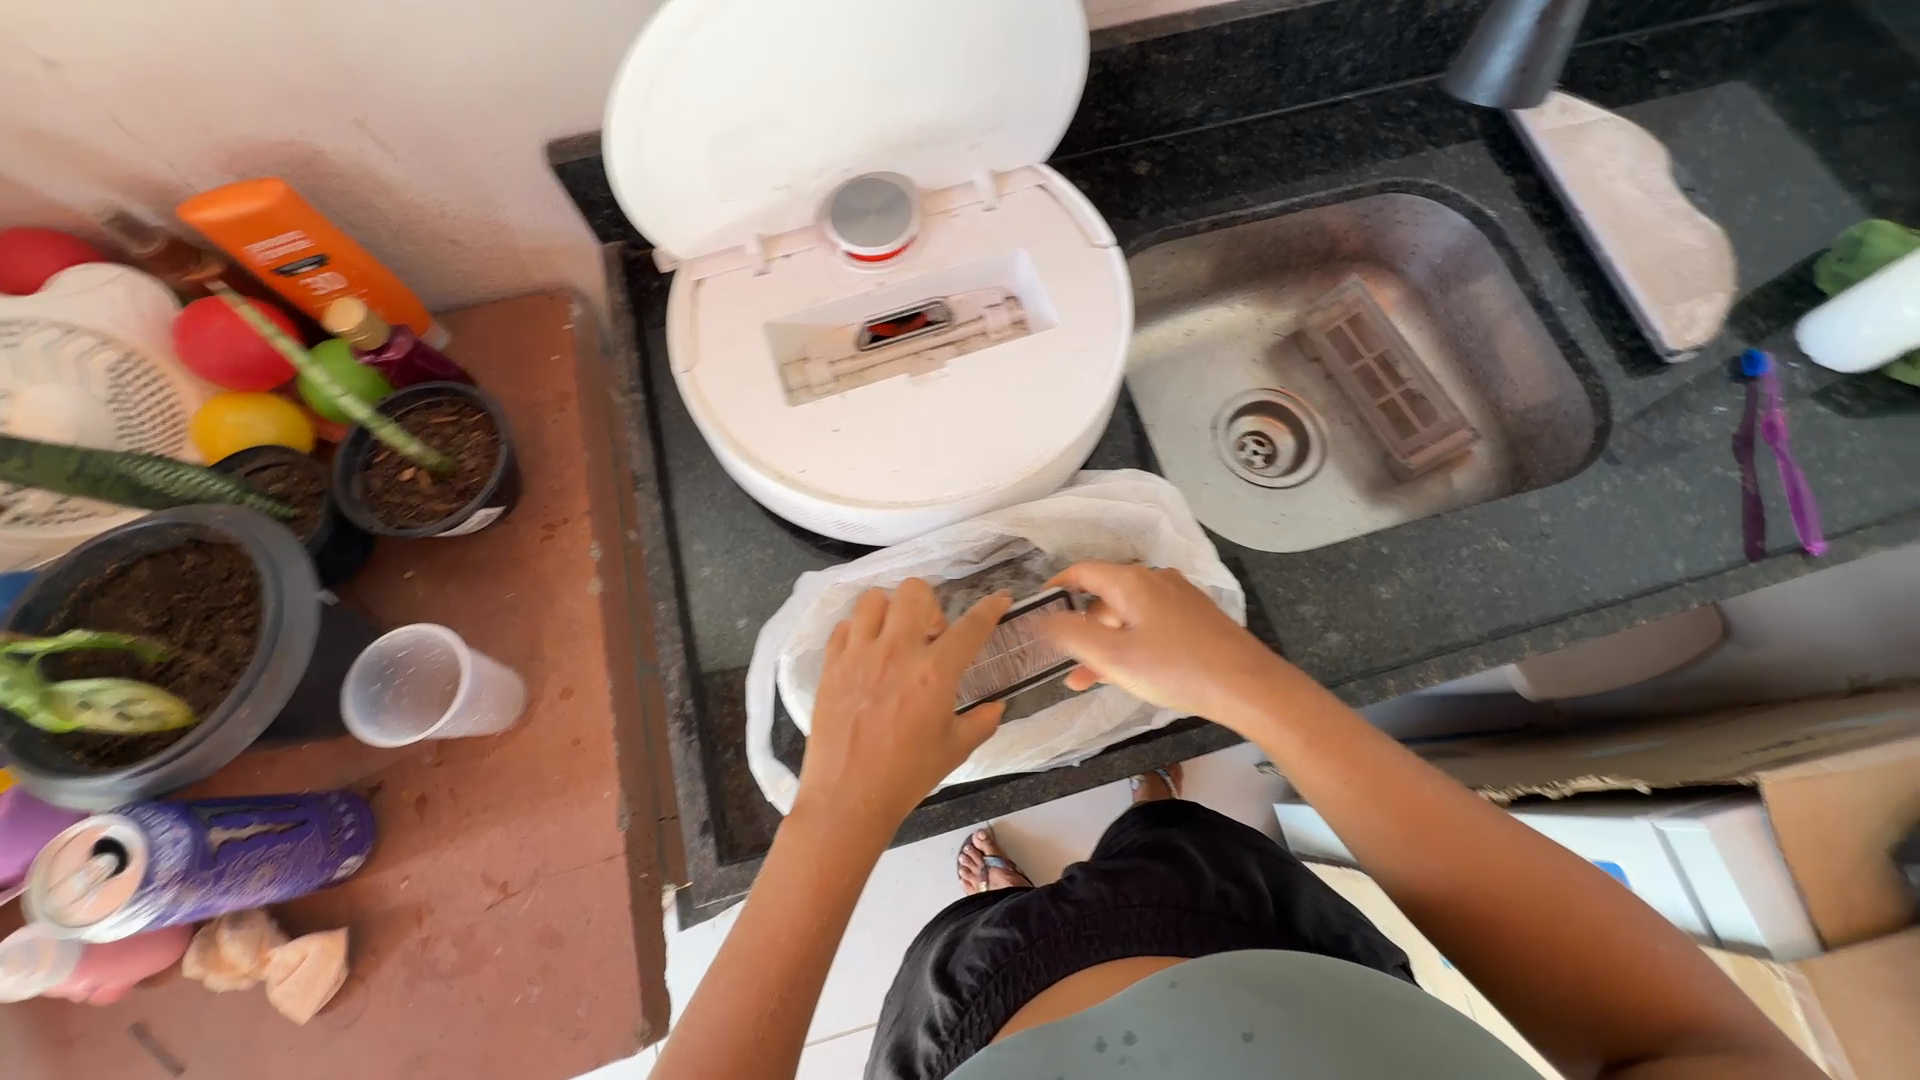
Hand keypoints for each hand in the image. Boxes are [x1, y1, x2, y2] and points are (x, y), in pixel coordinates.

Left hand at [794, 579, 1011, 832]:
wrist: (848, 797)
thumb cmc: (907, 776)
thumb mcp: (955, 750)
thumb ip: (982, 722)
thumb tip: (995, 707)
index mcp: (935, 673)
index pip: (971, 626)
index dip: (991, 608)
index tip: (1000, 599)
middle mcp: (897, 652)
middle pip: (914, 591)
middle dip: (930, 604)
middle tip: (930, 635)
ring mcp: (859, 654)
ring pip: (874, 599)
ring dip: (891, 610)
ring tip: (894, 636)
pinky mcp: (831, 665)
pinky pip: (845, 626)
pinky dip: (860, 631)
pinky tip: (867, 653)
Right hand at [1037, 561, 1293, 731]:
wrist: (1248, 686)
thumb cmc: (1175, 669)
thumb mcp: (1114, 656)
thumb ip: (1072, 635)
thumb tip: (1043, 618)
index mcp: (1132, 581)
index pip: (1081, 572)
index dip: (1056, 587)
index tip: (1037, 608)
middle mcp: (1155, 580)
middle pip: (1105, 596)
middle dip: (1081, 629)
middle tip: (1063, 660)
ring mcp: (1179, 599)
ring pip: (1128, 616)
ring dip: (1104, 644)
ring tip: (1086, 680)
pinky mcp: (1195, 619)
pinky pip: (1150, 625)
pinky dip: (1130, 645)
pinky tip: (1125, 674)